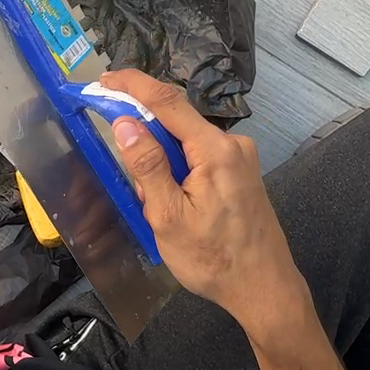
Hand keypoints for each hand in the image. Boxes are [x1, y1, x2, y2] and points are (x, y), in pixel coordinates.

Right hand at [102, 69, 308, 325]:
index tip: (104, 79)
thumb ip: (147, 166)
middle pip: (175, 122)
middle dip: (145, 143)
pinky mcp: (241, 172)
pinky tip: (178, 207)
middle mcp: (232, 144)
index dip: (132, 85)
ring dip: (161, 165)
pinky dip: (178, 172)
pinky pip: (199, 157)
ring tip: (159, 210)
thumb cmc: (214, 259)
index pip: (167, 101)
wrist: (264, 290)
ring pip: (185, 144)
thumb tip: (125, 123)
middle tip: (135, 186)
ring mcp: (239, 158)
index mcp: (215, 150)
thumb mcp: (168, 216)